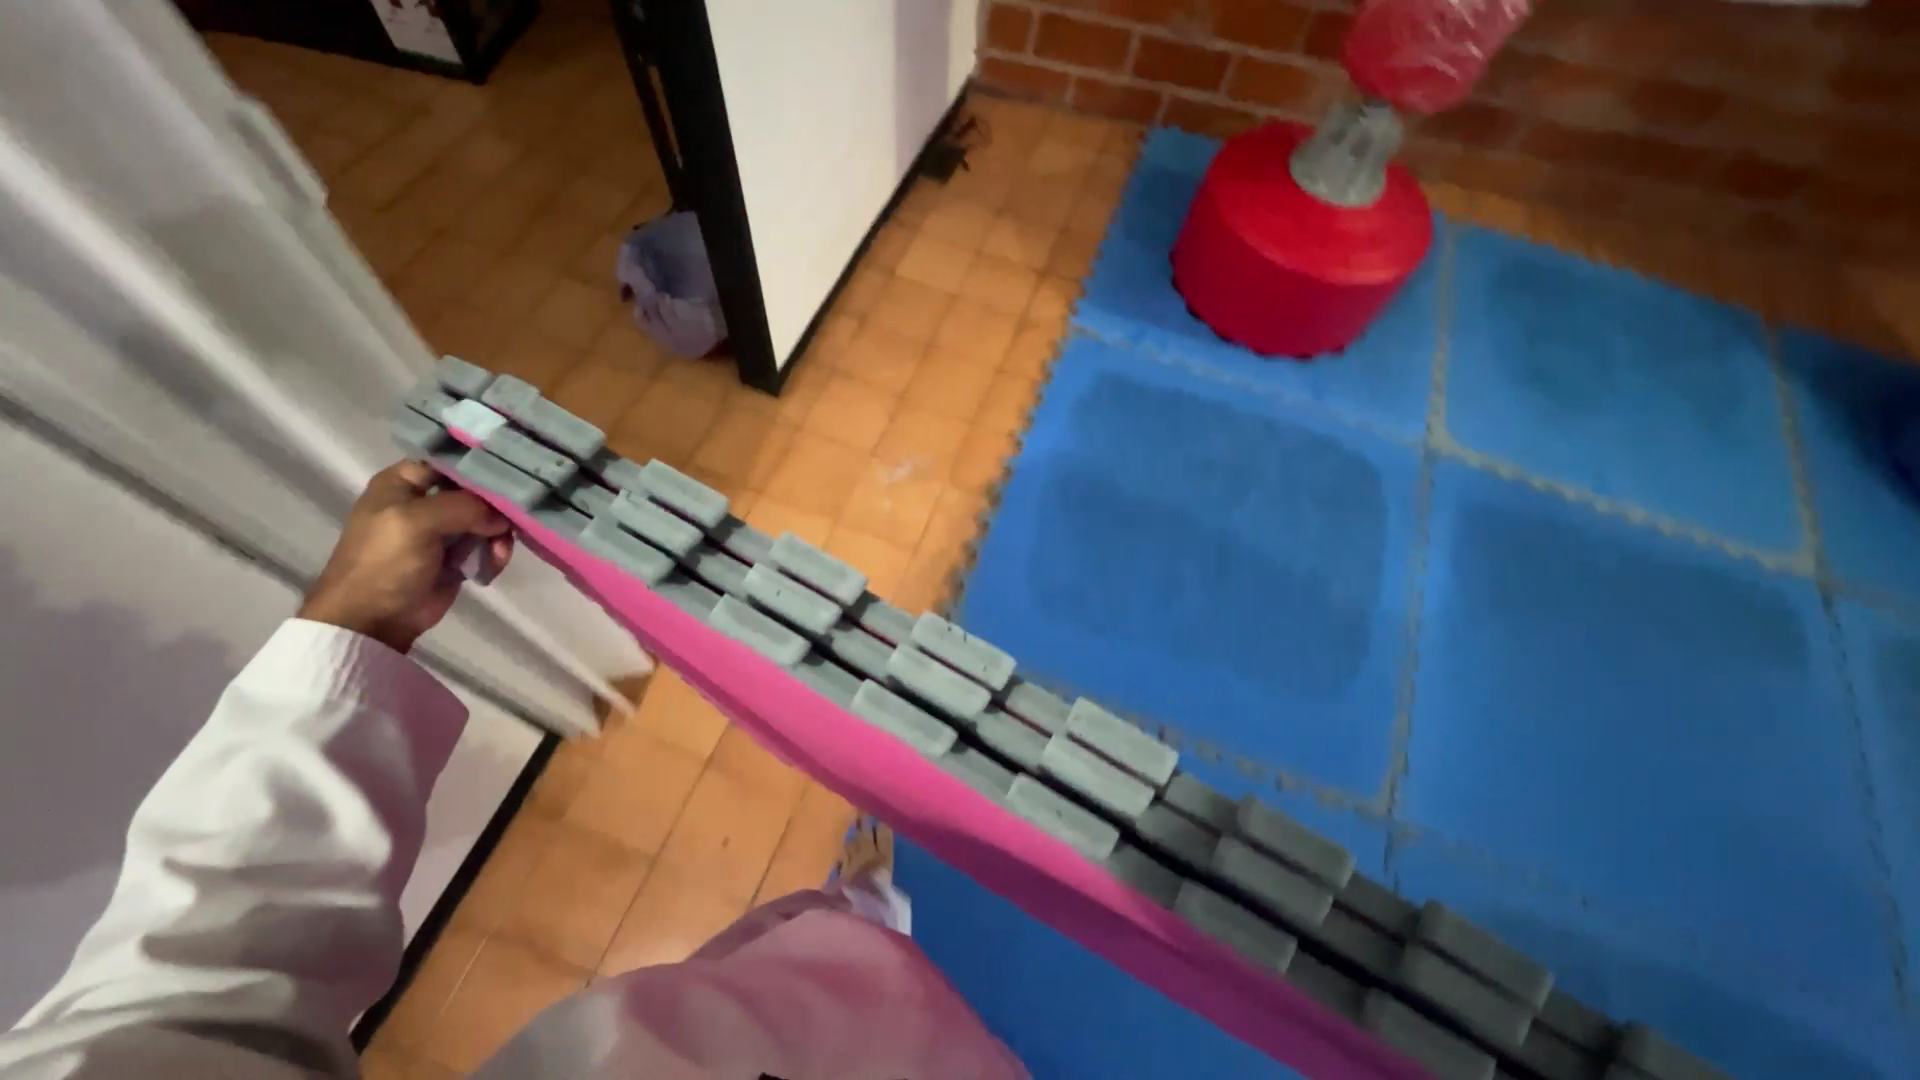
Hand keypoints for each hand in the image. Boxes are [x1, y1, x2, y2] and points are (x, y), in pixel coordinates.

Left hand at [298, 461, 513, 653]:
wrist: (374, 619)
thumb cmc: (385, 561)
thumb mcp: (417, 522)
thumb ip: (464, 506)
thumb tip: (502, 517)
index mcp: (404, 482)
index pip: (450, 460)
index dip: (480, 464)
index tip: (513, 473)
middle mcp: (425, 500)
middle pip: (475, 490)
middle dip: (496, 505)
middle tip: (510, 519)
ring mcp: (443, 529)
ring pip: (488, 518)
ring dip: (499, 533)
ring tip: (498, 551)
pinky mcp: (457, 556)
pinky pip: (488, 544)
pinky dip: (496, 552)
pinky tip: (495, 562)